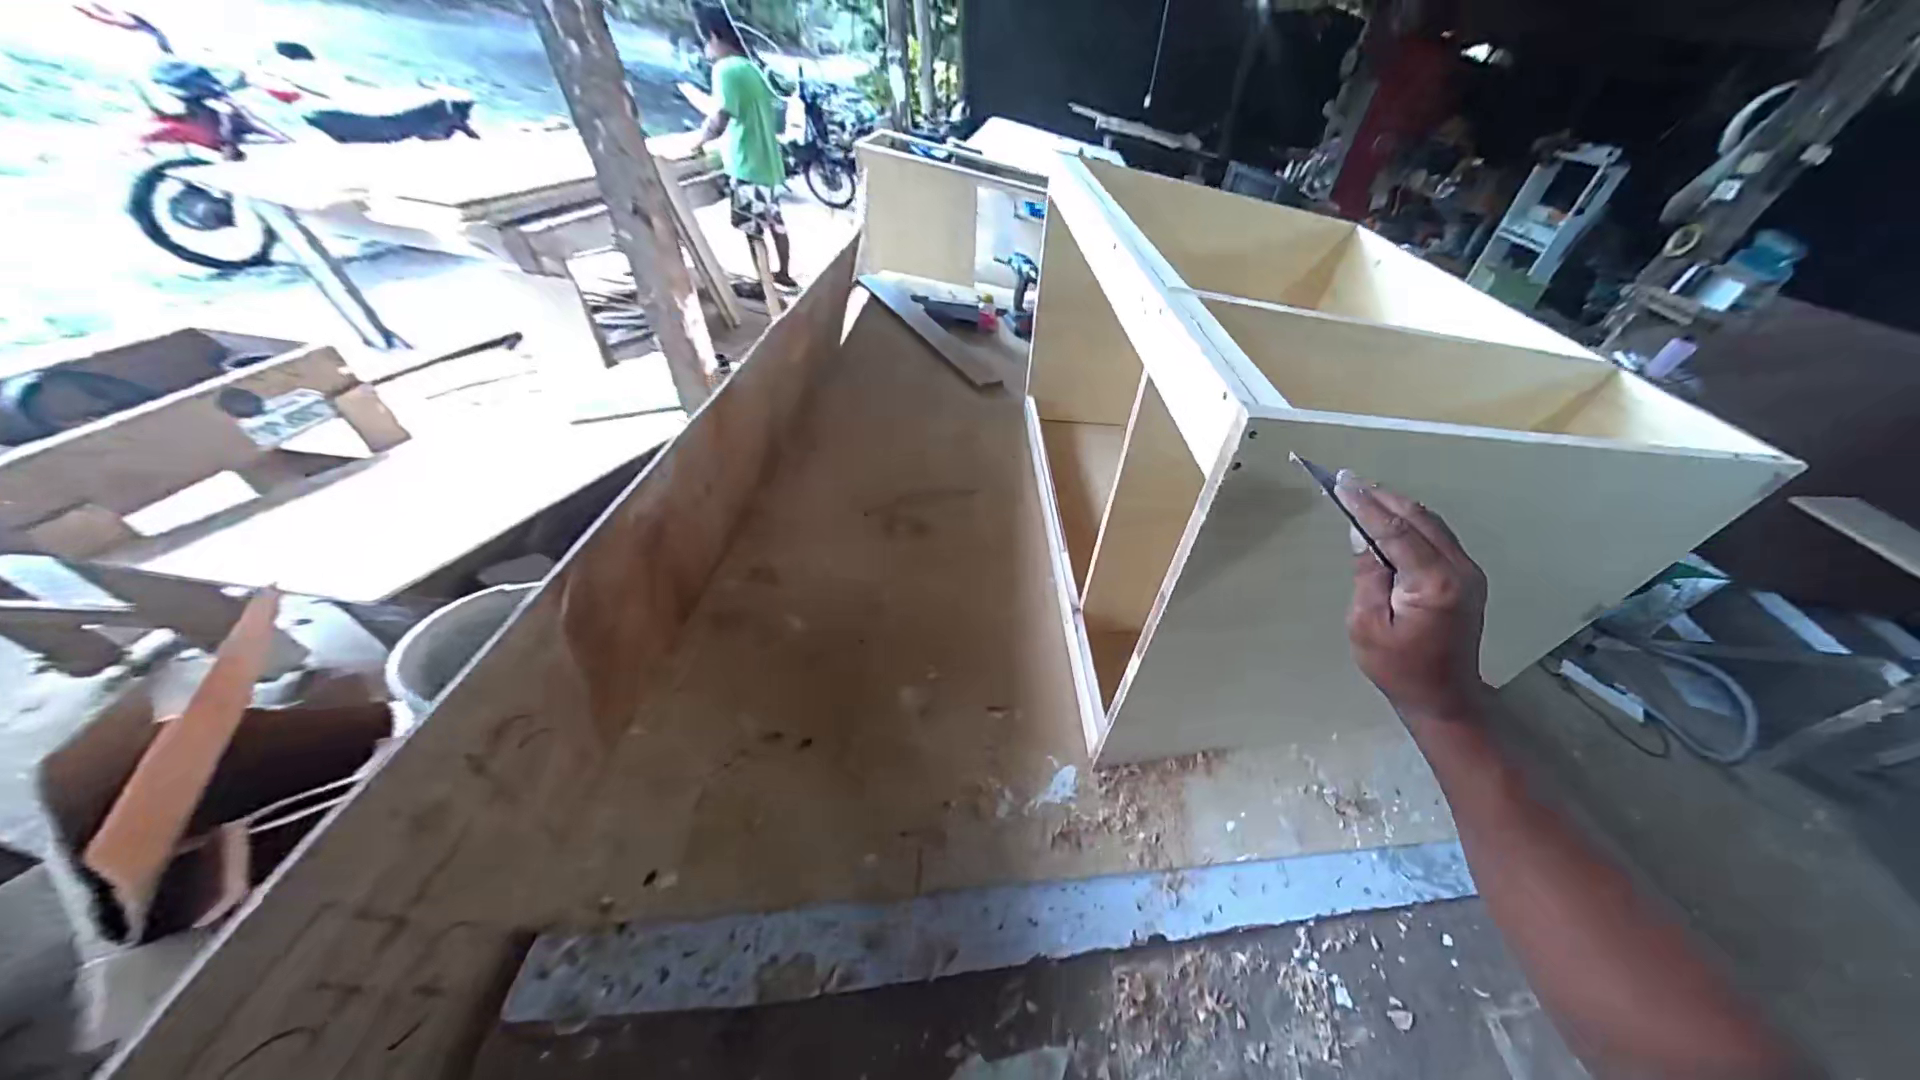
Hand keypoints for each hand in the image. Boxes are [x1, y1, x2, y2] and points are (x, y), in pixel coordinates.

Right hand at [1336, 471, 1489, 724]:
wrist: (1443, 695)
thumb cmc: (1396, 666)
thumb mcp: (1366, 624)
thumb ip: (1367, 576)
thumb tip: (1361, 535)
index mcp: (1433, 584)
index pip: (1396, 531)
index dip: (1366, 505)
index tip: (1340, 484)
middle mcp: (1459, 570)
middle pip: (1419, 518)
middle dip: (1381, 497)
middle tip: (1347, 480)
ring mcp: (1468, 573)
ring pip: (1431, 523)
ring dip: (1396, 505)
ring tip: (1362, 491)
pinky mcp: (1466, 577)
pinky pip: (1436, 536)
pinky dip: (1409, 521)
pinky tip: (1388, 516)